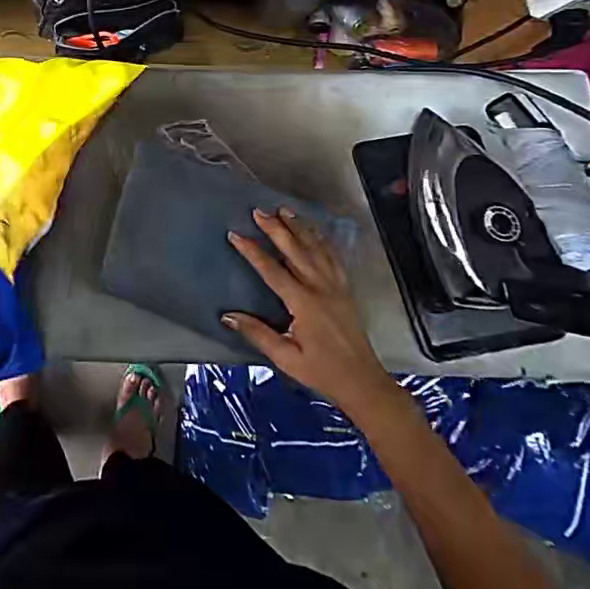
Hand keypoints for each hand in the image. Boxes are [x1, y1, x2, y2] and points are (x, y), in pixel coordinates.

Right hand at [224, 207, 398, 418]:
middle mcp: (320, 287)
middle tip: (259, 211)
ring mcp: (336, 284)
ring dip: (299, 227)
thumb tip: (228, 316)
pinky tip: (314, 231)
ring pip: (315, 247)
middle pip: (295, 250)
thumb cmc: (321, 371)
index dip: (253, 251)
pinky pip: (333, 256)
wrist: (360, 378)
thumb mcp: (285, 357)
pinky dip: (321, 239)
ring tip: (284, 210)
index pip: (272, 271)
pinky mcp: (345, 287)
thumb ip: (257, 333)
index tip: (237, 235)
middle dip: (276, 229)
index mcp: (303, 303)